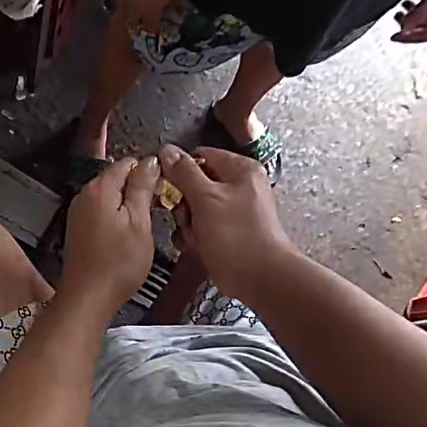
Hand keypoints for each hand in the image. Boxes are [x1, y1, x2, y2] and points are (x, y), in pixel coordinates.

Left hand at [60, 156, 160, 317]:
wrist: (87, 297)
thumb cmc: (117, 264)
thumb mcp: (139, 223)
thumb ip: (142, 188)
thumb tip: (150, 161)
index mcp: (100, 188)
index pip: (128, 163)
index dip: (149, 174)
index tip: (161, 194)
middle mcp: (84, 195)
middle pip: (117, 179)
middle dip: (137, 192)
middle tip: (152, 217)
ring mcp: (78, 213)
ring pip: (110, 198)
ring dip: (127, 208)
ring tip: (139, 232)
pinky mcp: (78, 230)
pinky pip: (101, 214)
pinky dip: (115, 221)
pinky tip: (123, 240)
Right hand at [160, 144, 299, 304]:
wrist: (259, 277)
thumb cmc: (235, 234)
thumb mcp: (206, 198)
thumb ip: (184, 173)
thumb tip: (166, 149)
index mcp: (240, 170)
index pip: (201, 156)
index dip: (180, 170)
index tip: (167, 187)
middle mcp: (239, 187)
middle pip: (196, 185)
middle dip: (184, 204)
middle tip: (185, 218)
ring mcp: (234, 212)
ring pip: (197, 209)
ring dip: (188, 224)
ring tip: (193, 238)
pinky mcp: (229, 234)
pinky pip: (204, 228)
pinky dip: (196, 237)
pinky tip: (194, 248)